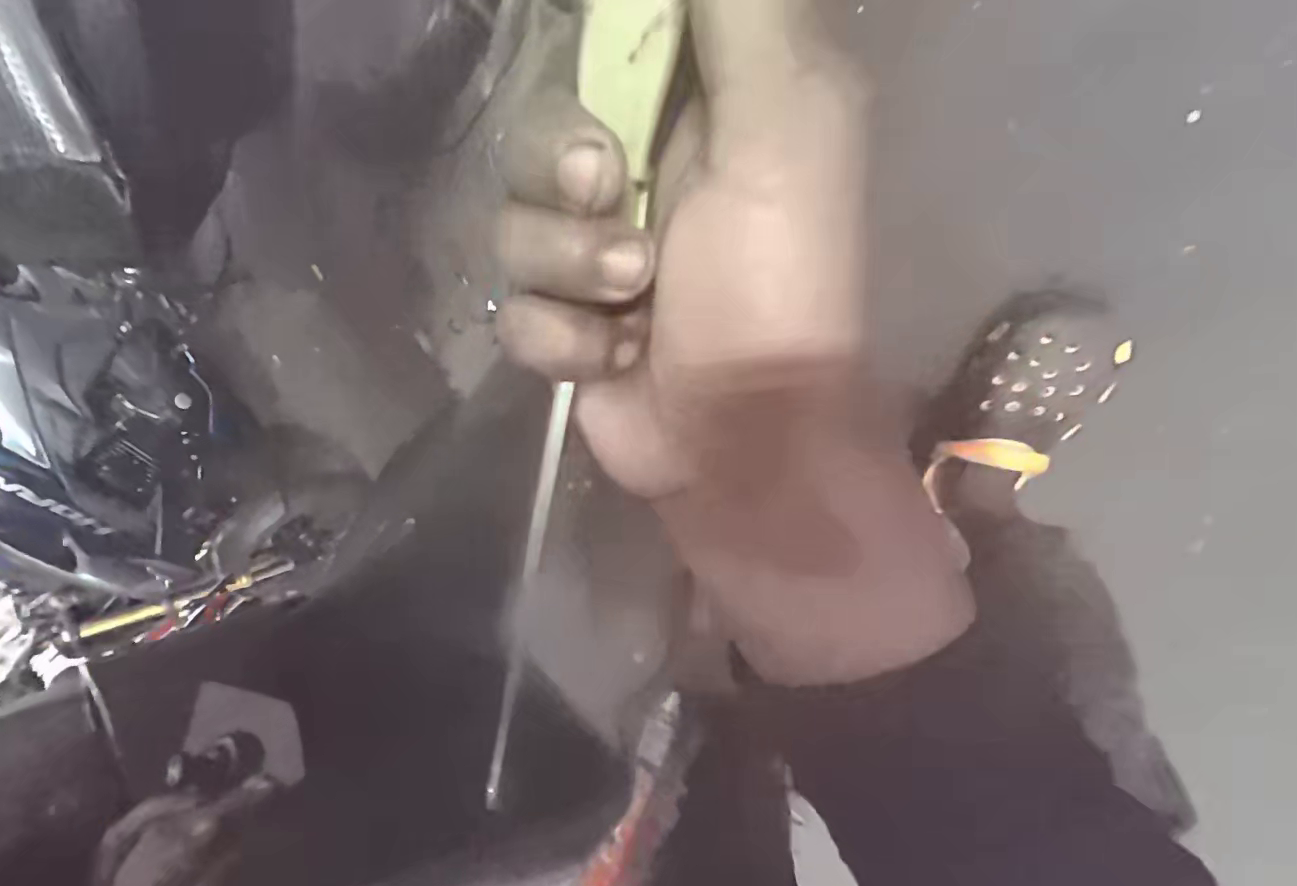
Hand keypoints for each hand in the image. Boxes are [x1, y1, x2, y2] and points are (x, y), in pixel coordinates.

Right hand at [496, 0, 972, 684]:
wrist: (739, 433)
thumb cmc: (771, 283)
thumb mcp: (785, 127)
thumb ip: (743, 19)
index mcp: (687, 122)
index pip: (598, 55)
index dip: (584, 77)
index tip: (606, 123)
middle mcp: (628, 186)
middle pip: (533, 145)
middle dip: (562, 181)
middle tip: (608, 198)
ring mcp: (585, 266)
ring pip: (512, 234)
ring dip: (570, 272)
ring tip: (632, 305)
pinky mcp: (560, 333)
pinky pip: (514, 316)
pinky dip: (564, 341)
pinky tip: (614, 359)